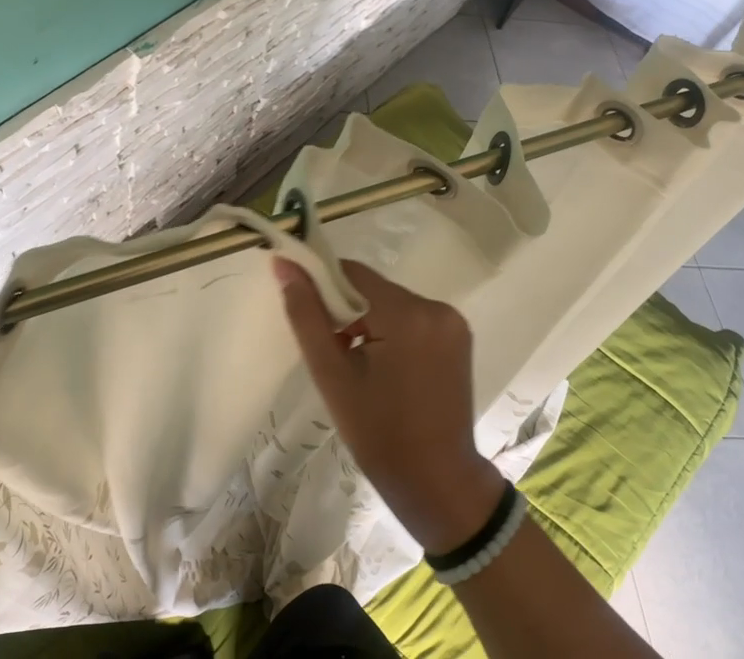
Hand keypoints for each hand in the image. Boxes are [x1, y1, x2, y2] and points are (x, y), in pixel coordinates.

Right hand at [275, 259, 504, 554]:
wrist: (436, 481)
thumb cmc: (378, 433)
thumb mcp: (332, 374)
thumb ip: (306, 314)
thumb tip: (284, 263)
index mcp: (407, 314)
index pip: (352, 274)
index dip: (323, 288)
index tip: (308, 317)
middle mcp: (437, 308)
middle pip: (373, 290)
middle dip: (347, 314)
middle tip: (334, 356)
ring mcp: (453, 323)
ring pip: (392, 305)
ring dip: (369, 324)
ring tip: (358, 369)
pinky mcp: (459, 338)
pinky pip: (412, 320)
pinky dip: (392, 333)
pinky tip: (385, 370)